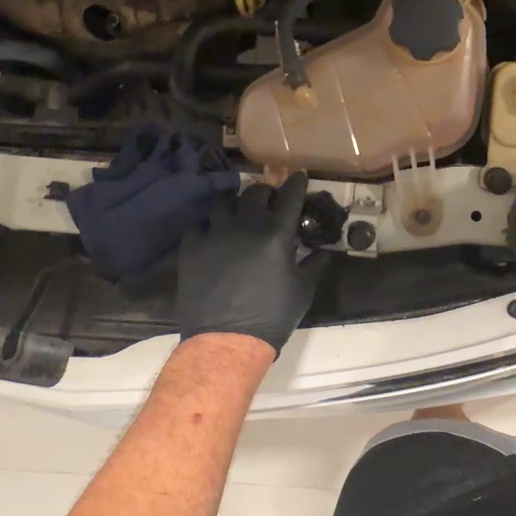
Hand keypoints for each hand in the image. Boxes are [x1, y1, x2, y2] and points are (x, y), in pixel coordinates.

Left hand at [175, 171, 326, 354]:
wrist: (228, 339)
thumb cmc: (273, 315)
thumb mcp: (303, 290)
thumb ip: (314, 264)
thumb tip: (323, 251)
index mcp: (277, 233)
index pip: (290, 196)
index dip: (296, 183)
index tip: (299, 176)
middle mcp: (246, 225)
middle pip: (255, 193)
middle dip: (265, 192)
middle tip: (269, 199)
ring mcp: (215, 234)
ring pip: (224, 203)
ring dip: (236, 204)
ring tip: (239, 212)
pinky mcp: (192, 248)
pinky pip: (199, 224)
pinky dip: (210, 224)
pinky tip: (214, 232)